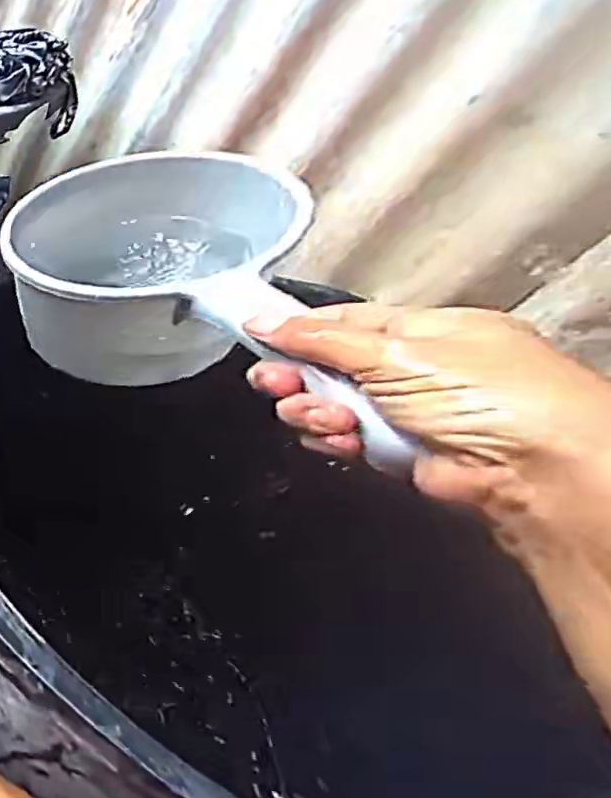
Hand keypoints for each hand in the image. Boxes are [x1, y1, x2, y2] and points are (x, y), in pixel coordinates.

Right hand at [244, 304, 610, 514]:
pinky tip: (347, 439)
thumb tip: (263, 321)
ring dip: (310, 410)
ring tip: (331, 419)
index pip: (341, 322)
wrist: (541, 475)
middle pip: (318, 365)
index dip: (296, 329)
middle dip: (292, 375)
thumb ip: (321, 338)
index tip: (256, 335)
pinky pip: (332, 435)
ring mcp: (399, 410)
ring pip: (317, 402)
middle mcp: (411, 369)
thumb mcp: (399, 352)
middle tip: (281, 383)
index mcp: (427, 332)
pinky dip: (329, 437)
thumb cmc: (503, 402)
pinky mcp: (388, 446)